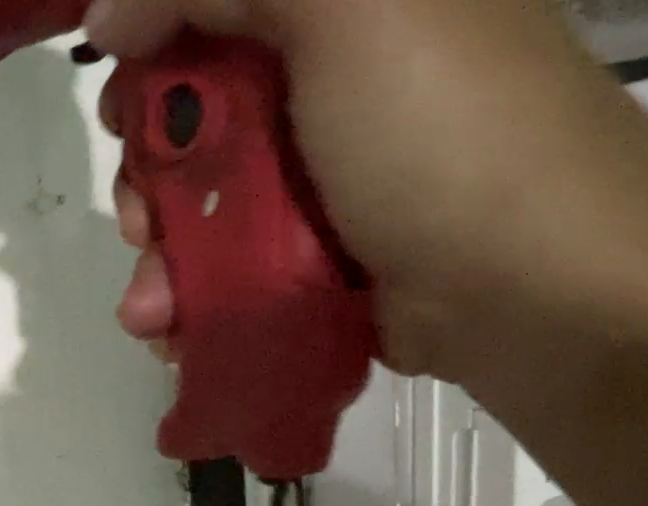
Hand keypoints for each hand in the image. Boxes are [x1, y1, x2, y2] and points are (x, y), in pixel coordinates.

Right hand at [87, 0, 647, 388]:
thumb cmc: (444, 134)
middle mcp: (330, 83)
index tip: (124, 102)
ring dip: (160, 258)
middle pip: (196, 117)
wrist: (535, 292)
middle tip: (138, 218)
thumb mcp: (350, 4)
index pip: (217, 11)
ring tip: (152, 308)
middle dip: (149, 175)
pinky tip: (172, 330)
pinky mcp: (317, 258)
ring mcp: (323, 178)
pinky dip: (192, 300)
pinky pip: (230, 266)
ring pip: (204, 204)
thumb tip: (111, 10)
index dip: (155, 48)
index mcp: (344, 8)